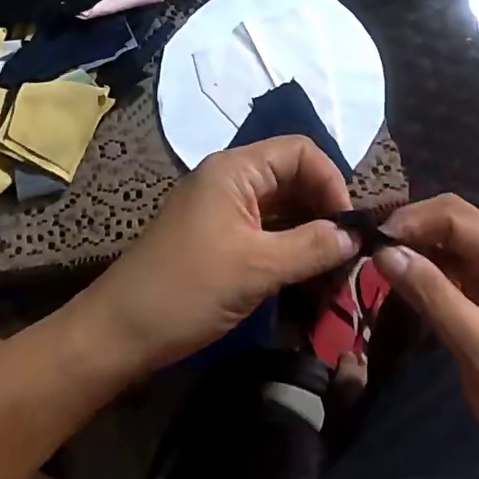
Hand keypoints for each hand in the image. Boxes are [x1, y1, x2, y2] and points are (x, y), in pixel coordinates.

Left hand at [73, 136, 359, 369]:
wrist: (123, 327)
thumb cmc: (188, 288)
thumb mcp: (257, 268)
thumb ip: (312, 246)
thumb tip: (354, 234)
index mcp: (234, 170)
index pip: (300, 151)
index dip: (332, 182)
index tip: (350, 229)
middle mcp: (229, 181)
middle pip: (294, 179)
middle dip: (325, 214)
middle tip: (349, 260)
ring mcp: (222, 211)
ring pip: (283, 210)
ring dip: (311, 238)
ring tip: (334, 278)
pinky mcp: (219, 239)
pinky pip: (266, 234)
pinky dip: (290, 252)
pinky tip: (308, 282)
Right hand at [369, 196, 478, 478]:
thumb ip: (431, 293)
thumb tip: (382, 249)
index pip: (458, 216)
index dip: (413, 219)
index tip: (373, 239)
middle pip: (458, 215)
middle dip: (416, 221)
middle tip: (377, 242)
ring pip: (454, 234)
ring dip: (419, 239)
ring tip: (384, 254)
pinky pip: (452, 261)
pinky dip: (425, 261)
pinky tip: (402, 273)